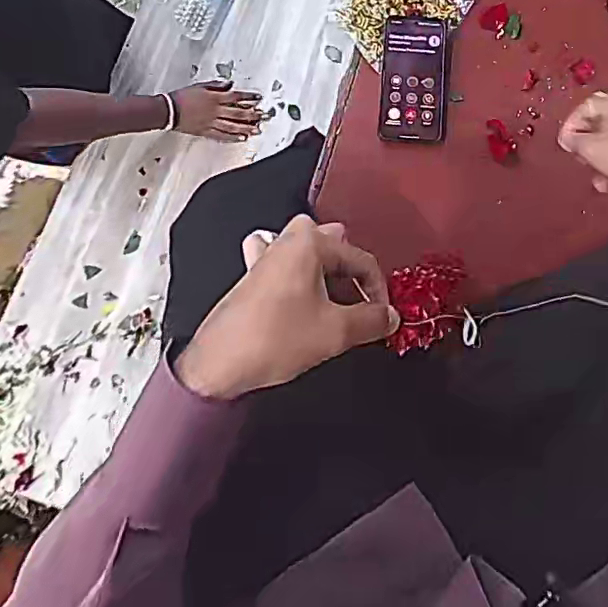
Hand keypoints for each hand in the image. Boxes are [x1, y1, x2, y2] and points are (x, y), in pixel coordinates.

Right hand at [170, 81, 262, 140]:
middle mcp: (215, 111)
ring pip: (232, 126)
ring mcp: (211, 123)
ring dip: (246, 128)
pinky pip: (221, 135)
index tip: (259, 99)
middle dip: (252, 115)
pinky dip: (233, 137)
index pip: (236, 97)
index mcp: (214, 98)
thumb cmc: (182, 97)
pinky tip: (241, 138)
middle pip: (238, 113)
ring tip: (257, 129)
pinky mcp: (205, 131)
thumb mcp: (200, 86)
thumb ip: (216, 85)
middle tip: (263, 116)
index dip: (249, 98)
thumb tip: (230, 84)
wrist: (168, 110)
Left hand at [174, 216, 397, 399]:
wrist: (217, 366)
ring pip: (309, 251)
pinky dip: (297, 274)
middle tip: (361, 306)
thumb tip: (390, 317)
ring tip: (335, 300)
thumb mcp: (336, 332)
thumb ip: (372, 320)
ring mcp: (267, 255)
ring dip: (326, 272)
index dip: (378, 290)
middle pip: (336, 249)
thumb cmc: (273, 339)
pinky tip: (299, 293)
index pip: (362, 260)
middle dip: (353, 276)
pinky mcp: (252, 275)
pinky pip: (282, 262)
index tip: (382, 316)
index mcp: (311, 243)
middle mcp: (288, 240)